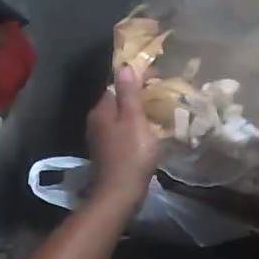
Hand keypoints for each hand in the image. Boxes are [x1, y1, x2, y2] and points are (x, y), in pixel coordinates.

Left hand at [87, 67, 159, 208]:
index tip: (159, 78)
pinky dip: (135, 125)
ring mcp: (101, 137)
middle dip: (137, 94)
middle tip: (161, 93)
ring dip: (137, 110)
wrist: (120, 191)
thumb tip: (124, 66)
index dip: (137, 78)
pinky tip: (148, 131)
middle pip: (117, 99)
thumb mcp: (134, 119)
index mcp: (102, 109)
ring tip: (157, 111)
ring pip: (120, 115)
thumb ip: (129, 93)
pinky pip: (122, 129)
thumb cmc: (131, 153)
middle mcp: (97, 120)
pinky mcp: (108, 150)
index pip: (117, 84)